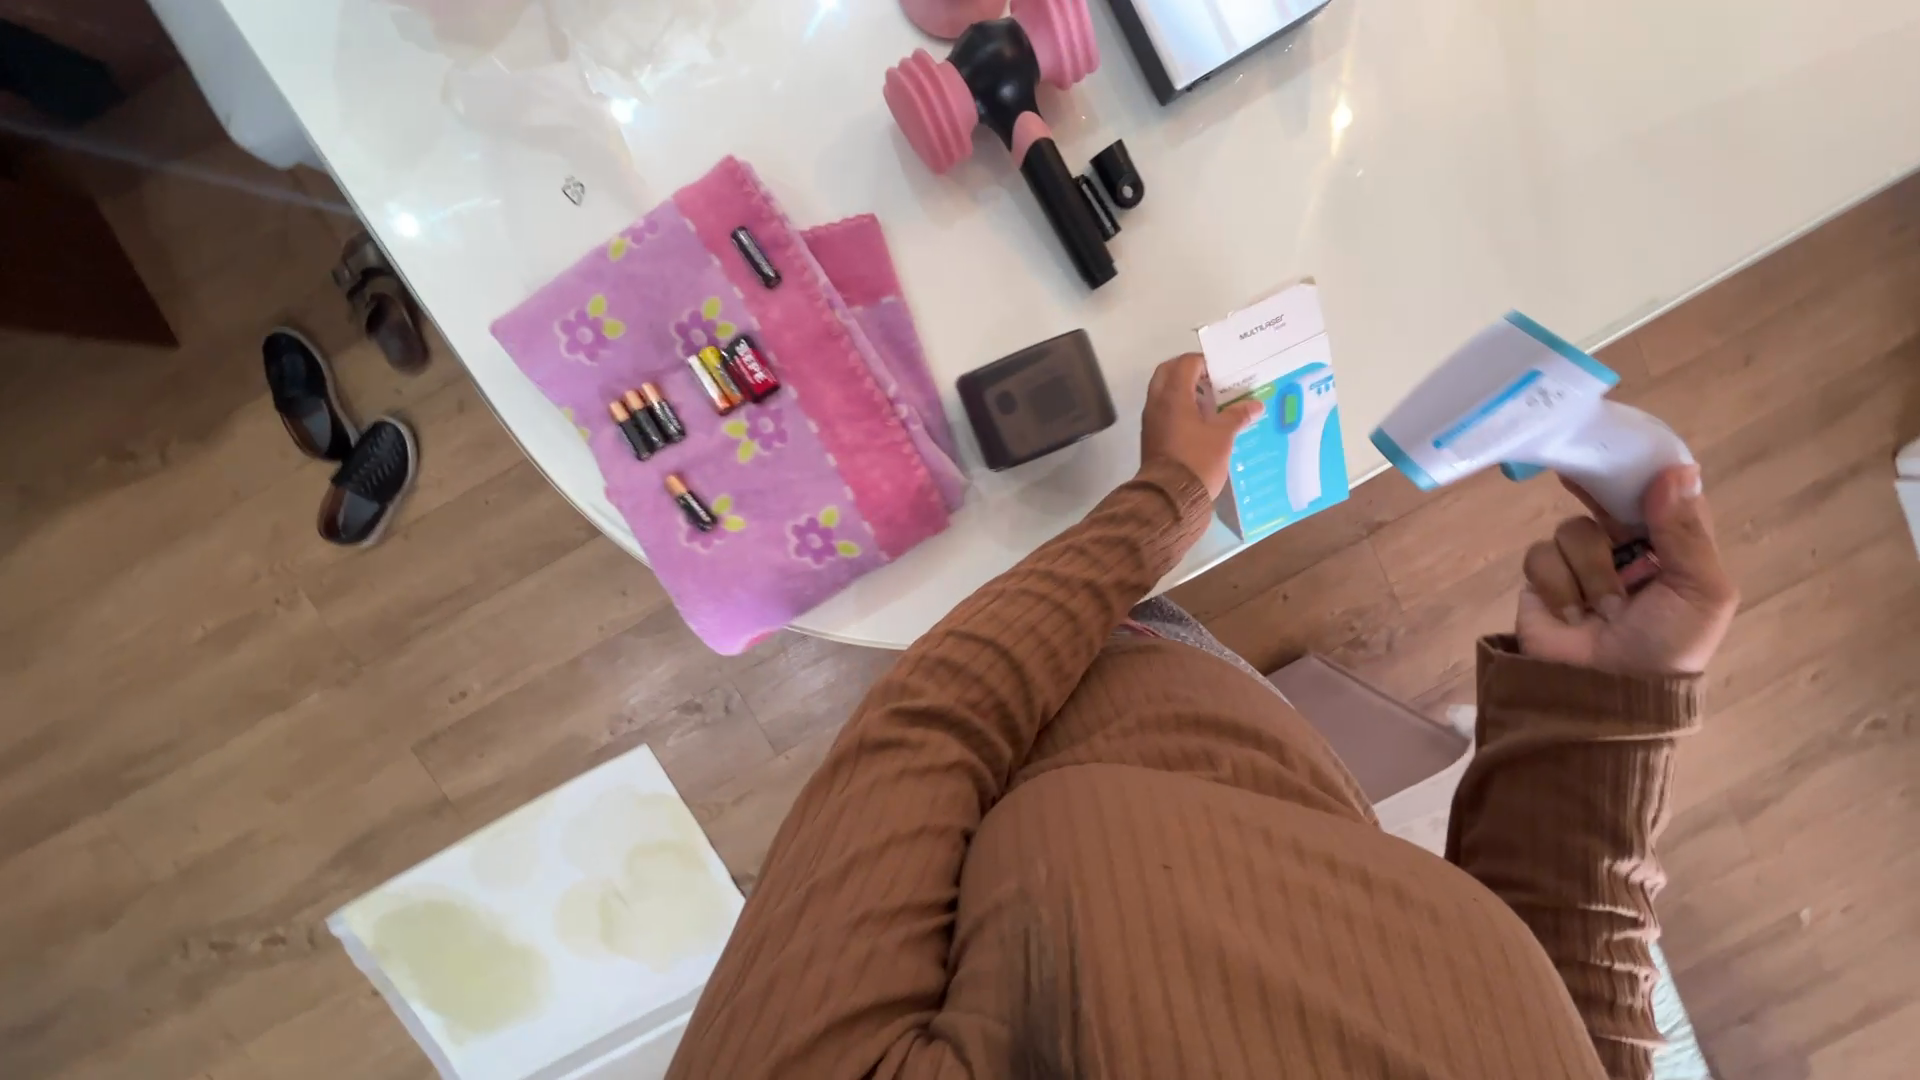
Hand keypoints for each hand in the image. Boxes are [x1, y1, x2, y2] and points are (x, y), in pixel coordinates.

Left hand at [1140, 353, 1262, 497]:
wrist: (1169, 497)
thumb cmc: (1197, 460)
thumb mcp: (1223, 436)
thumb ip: (1237, 416)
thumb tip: (1255, 405)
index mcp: (1173, 396)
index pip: (1185, 363)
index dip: (1204, 362)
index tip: (1222, 371)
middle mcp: (1156, 403)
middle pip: (1167, 372)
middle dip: (1188, 371)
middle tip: (1211, 380)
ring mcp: (1151, 420)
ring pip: (1162, 392)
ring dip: (1182, 390)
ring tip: (1209, 401)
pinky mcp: (1151, 436)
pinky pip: (1162, 410)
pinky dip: (1178, 407)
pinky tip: (1199, 421)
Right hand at [1517, 464, 1738, 675]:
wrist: (1604, 689)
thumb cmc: (1667, 643)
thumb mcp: (1700, 591)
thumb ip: (1685, 532)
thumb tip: (1677, 470)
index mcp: (1671, 549)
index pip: (1658, 498)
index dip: (1642, 474)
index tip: (1624, 452)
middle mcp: (1624, 549)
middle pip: (1604, 504)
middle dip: (1599, 500)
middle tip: (1582, 484)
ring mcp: (1578, 564)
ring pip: (1571, 531)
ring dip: (1588, 572)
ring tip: (1601, 610)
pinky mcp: (1540, 579)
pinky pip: (1540, 557)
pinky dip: (1556, 586)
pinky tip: (1570, 612)